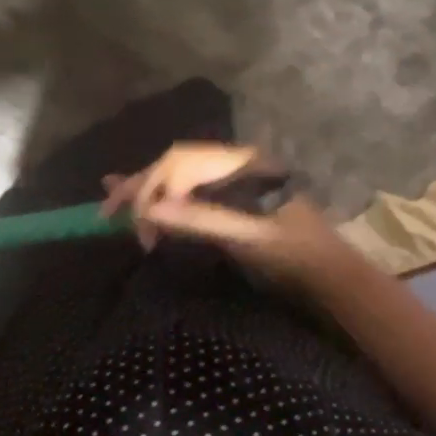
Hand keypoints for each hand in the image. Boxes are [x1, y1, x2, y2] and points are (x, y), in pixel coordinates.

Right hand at [101, 143, 356, 285]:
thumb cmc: (294, 253)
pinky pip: (188, 191)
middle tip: (107, 213)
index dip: (152, 189)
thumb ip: (202, 219)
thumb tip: (150, 208)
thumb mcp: (248, 237)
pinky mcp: (228, 200)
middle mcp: (231, 163)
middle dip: (140, 187)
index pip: (180, 165)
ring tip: (110, 199)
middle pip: (174, 166)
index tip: (139, 225)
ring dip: (145, 190)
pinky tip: (142, 200)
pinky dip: (163, 197)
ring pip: (177, 177)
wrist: (328, 272)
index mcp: (239, 163)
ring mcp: (230, 181)